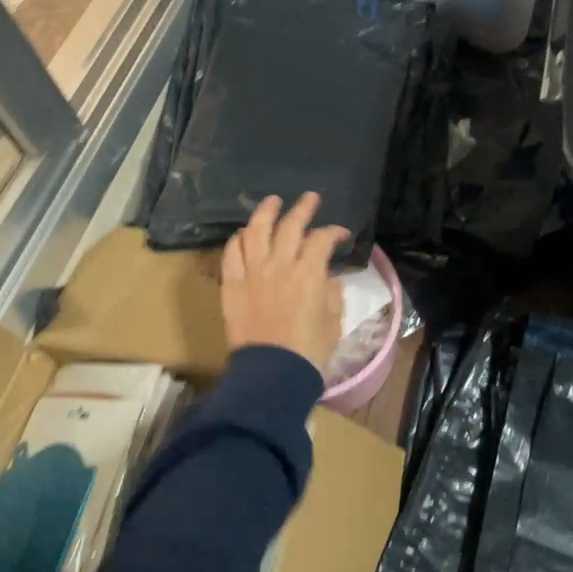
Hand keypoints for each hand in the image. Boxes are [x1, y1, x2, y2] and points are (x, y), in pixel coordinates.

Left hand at [220, 193, 348, 371]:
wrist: (272, 374)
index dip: (334, 232)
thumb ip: (332, 292)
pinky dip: (239, 239)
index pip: (322, 239)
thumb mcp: (334, 321)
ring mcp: (251, 272)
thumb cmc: (309, 351)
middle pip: (290, 225)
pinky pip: (231, 253)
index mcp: (308, 273)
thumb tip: (327, 277)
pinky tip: (244, 234)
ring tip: (273, 201)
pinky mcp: (231, 285)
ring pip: (256, 230)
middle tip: (310, 198)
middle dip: (303, 208)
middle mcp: (279, 265)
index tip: (341, 234)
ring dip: (266, 212)